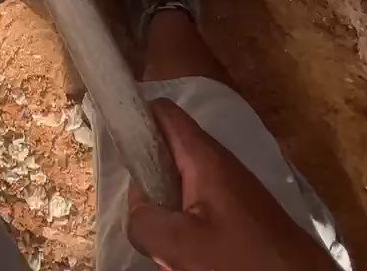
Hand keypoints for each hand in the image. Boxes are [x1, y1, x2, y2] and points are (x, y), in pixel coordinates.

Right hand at [127, 100, 339, 270]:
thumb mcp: (186, 245)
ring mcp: (229, 191)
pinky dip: (186, 231)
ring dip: (166, 214)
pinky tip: (189, 259)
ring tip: (170, 249)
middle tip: (147, 217)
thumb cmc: (249, 262)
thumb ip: (146, 221)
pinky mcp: (239, 217)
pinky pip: (197, 210)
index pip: (161, 111)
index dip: (134, 116)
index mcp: (204, 156)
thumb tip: (137, 210)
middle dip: (147, 183)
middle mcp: (216, 164)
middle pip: (165, 153)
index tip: (118, 145)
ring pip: (178, 186)